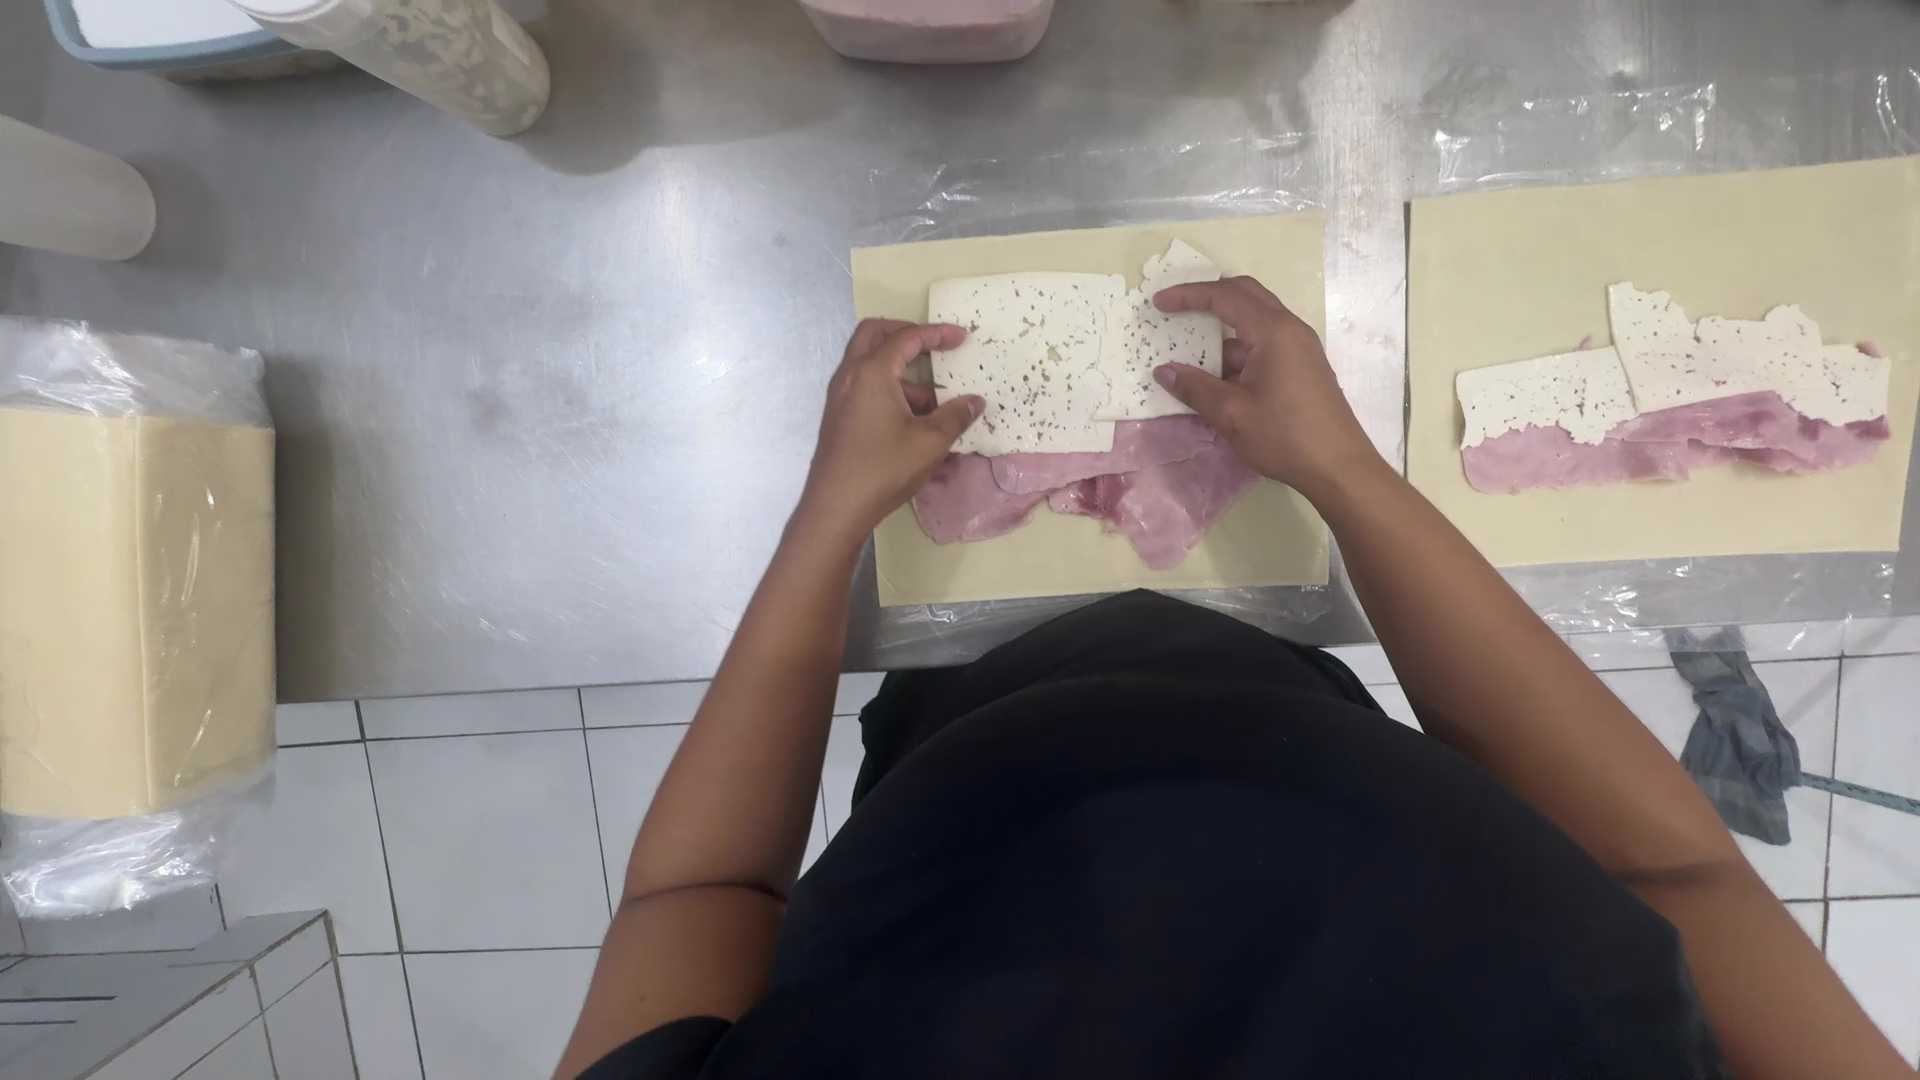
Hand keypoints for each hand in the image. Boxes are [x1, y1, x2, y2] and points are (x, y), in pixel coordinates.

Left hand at [797, 319, 982, 539]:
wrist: (836, 507)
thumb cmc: (883, 470)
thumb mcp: (930, 443)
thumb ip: (956, 416)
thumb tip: (975, 402)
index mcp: (872, 372)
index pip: (907, 338)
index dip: (937, 334)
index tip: (962, 337)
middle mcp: (850, 375)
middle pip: (875, 335)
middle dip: (906, 334)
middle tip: (933, 347)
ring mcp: (840, 396)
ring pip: (870, 364)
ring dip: (902, 372)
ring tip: (934, 406)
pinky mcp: (838, 416)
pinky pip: (865, 387)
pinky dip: (889, 390)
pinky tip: (912, 422)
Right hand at [1151, 276, 1382, 498]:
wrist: (1337, 466)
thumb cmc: (1284, 437)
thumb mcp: (1231, 414)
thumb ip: (1194, 388)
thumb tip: (1163, 371)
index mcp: (1274, 332)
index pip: (1225, 297)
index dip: (1188, 295)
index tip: (1159, 302)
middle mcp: (1289, 330)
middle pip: (1245, 296)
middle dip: (1208, 297)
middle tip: (1176, 308)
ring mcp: (1298, 348)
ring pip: (1252, 324)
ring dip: (1220, 334)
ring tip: (1189, 356)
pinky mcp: (1299, 366)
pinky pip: (1261, 346)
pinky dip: (1234, 354)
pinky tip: (1215, 380)